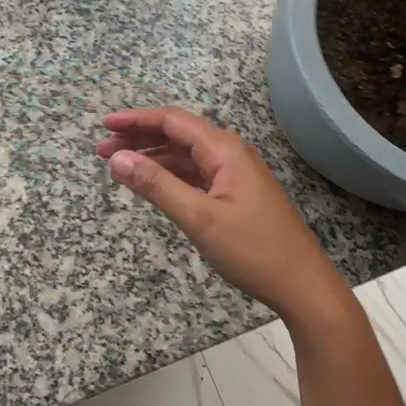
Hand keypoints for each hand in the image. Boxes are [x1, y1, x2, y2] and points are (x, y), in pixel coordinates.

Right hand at [96, 108, 347, 324]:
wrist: (302, 285)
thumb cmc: (252, 250)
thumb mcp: (198, 218)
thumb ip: (156, 185)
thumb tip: (118, 159)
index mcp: (223, 150)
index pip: (172, 121)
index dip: (135, 120)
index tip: (103, 125)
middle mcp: (230, 153)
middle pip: (177, 133)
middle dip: (139, 137)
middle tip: (103, 149)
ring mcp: (235, 174)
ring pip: (186, 155)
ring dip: (152, 156)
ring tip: (119, 166)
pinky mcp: (237, 194)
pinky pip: (196, 173)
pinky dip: (170, 174)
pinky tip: (152, 184)